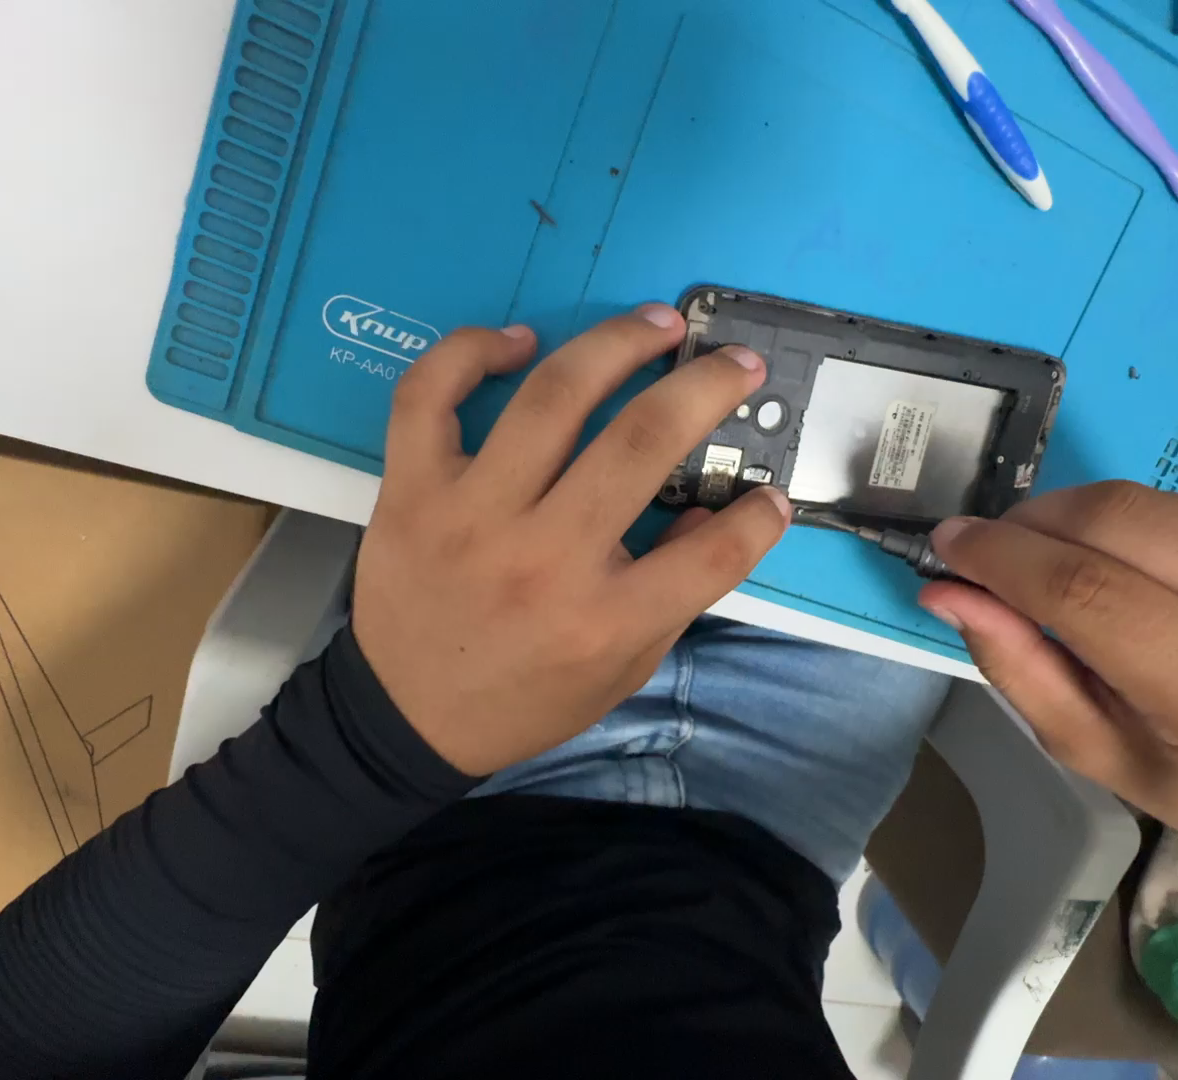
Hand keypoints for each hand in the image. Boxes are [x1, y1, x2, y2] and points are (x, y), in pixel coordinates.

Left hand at [352, 305, 791, 776]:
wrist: (406, 719)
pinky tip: (518, 342)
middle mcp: (546, 559)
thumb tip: (716, 518)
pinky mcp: (413, 491)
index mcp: (605, 620)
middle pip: (644, 443)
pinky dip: (470, 351)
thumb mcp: (618, 674)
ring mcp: (472, 515)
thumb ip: (674, 600)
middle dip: (709, 389)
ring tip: (656, 323)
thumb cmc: (523, 699)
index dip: (760, 517)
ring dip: (616, 344)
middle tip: (736, 364)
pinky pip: (429, 396)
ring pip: (552, 398)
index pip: (714, 553)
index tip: (772, 495)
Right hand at [917, 481, 1177, 877]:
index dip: (1003, 557)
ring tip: (1058, 561)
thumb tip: (947, 592)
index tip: (948, 543)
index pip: (1089, 593)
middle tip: (994, 545)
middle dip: (1036, 519)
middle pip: (1126, 520)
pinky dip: (1142, 529)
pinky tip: (1139, 569)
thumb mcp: (1096, 752)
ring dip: (1083, 520)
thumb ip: (1016, 666)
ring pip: (1160, 503)